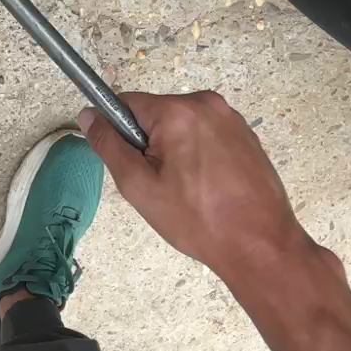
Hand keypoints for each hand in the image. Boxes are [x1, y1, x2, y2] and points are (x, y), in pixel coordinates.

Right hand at [81, 91, 316, 285]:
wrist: (262, 247)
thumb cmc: (197, 220)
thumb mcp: (139, 187)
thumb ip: (109, 146)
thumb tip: (88, 116)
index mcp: (177, 111)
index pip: (126, 103)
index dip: (121, 133)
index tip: (134, 165)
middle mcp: (206, 103)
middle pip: (155, 114)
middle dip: (150, 143)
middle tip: (160, 184)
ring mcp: (231, 117)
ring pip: (180, 124)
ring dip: (175, 149)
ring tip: (187, 188)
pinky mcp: (247, 133)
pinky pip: (205, 133)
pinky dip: (199, 153)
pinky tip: (208, 185)